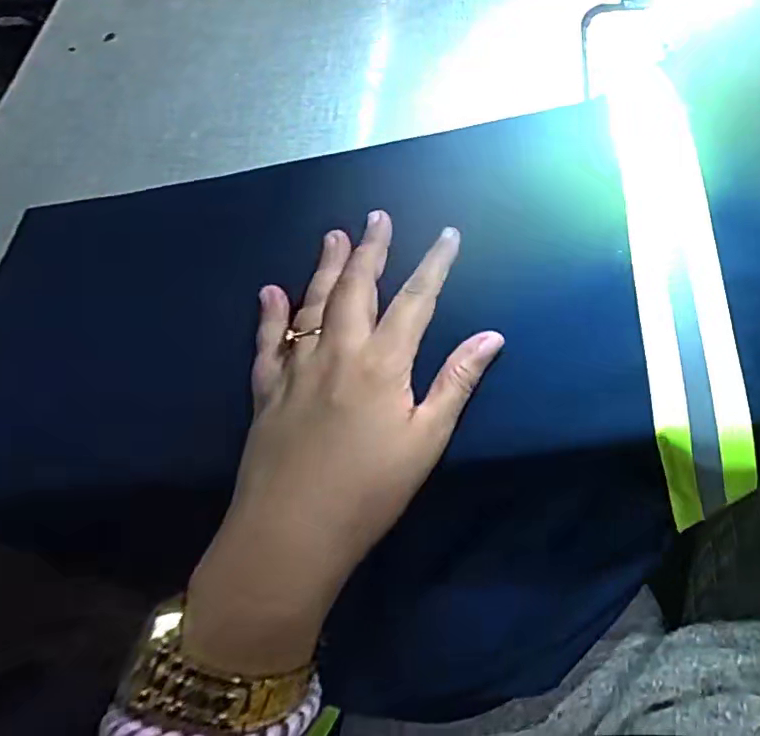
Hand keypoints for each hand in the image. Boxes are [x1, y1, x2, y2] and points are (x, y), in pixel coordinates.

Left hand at [183, 210, 502, 674]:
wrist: (285, 543)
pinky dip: (270, 315)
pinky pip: (268, 345)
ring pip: (311, 307)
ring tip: (335, 235)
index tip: (448, 235)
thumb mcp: (428, 438)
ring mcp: (296, 374)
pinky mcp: (267, 397)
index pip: (415, 301)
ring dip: (326, 268)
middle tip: (378, 217)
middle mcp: (337, 357)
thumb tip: (492, 336)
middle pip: (356, 291)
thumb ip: (457, 381)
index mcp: (381, 366)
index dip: (434, 264)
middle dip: (372, 251)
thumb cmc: (370, 490)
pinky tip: (271, 292)